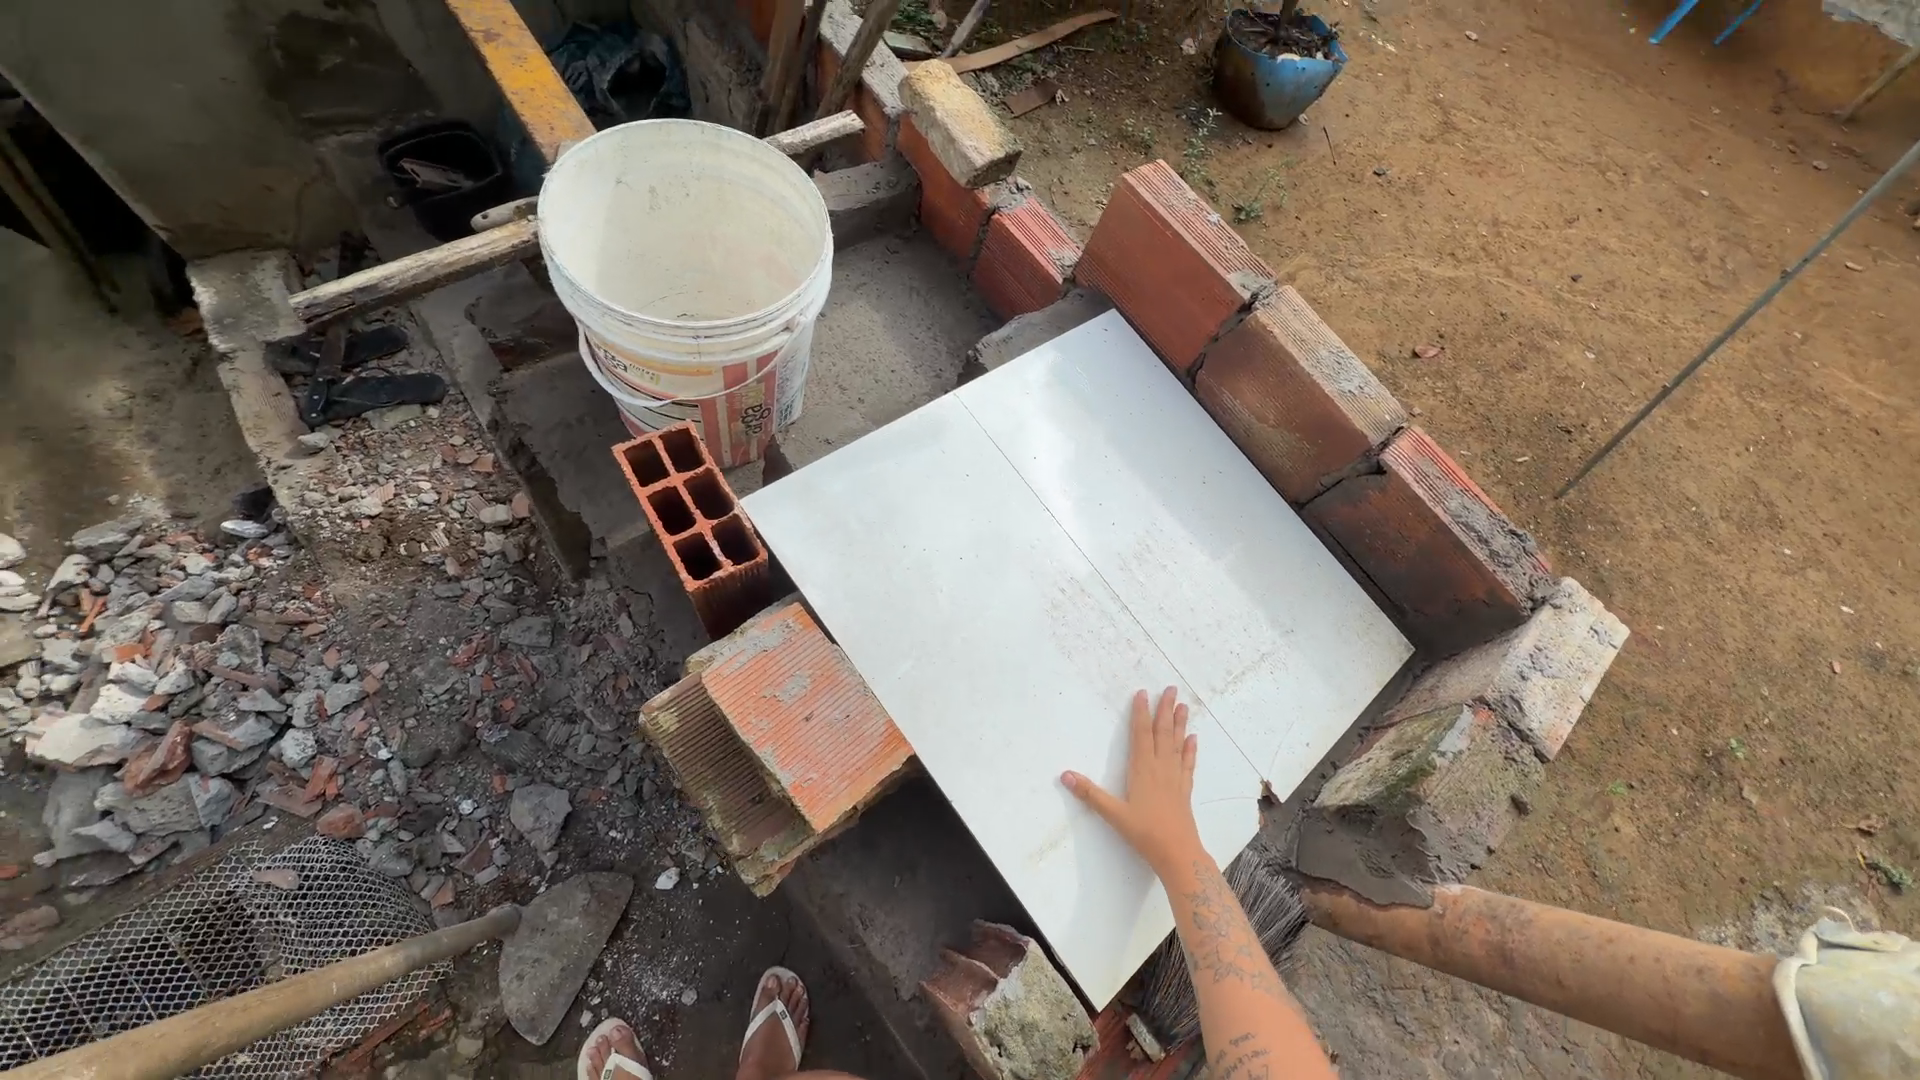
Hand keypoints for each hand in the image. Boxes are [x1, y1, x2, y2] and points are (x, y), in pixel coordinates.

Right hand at [1061, 687, 1203, 875]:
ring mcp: (1175, 778)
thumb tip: (1065, 775)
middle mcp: (1161, 768)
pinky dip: (1190, 749)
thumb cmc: (1145, 833)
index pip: (1141, 734)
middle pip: (1162, 733)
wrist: (1178, 853)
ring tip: (1183, 705)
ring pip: (1177, 744)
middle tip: (1170, 688)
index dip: (1140, 713)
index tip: (1142, 693)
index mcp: (1143, 769)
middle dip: (1165, 710)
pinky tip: (1192, 739)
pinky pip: (1188, 763)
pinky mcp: (1184, 790)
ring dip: (1179, 723)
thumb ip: (1090, 793)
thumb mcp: (1113, 814)